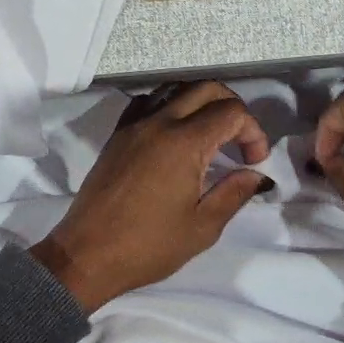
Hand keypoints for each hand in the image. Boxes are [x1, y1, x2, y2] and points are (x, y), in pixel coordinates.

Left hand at [31, 82, 271, 313]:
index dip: (253, 132)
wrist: (87, 254)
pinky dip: (168, 106)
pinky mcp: (117, 134)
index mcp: (184, 143)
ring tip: (211, 135)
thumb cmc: (148, 246)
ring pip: (174, 89)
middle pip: (205, 89)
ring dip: (200, 102)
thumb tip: (256, 175)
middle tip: (239, 141)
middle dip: (232, 107)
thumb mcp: (201, 227)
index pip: (231, 112)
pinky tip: (174, 134)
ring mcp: (133, 125)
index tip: (253, 163)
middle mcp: (158, 123)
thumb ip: (233, 193)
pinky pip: (147, 102)